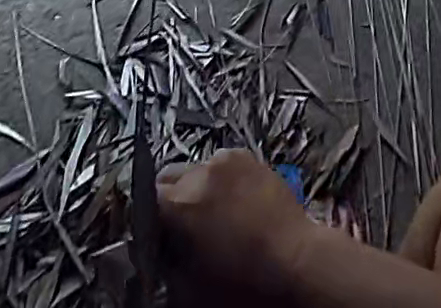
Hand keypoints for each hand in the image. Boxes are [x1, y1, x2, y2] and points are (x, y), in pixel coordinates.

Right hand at [158, 150, 320, 303]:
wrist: (296, 257)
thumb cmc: (243, 280)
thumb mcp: (190, 285)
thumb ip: (166, 261)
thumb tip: (157, 247)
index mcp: (180, 203)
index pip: (144, 199)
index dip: (146, 218)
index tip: (154, 233)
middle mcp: (199, 172)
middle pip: (166, 177)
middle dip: (168, 198)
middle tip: (181, 225)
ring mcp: (224, 158)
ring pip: (194, 167)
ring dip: (194, 186)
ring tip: (211, 211)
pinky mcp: (246, 155)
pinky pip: (220, 162)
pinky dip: (219, 177)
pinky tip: (232, 198)